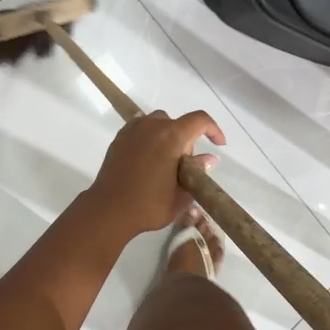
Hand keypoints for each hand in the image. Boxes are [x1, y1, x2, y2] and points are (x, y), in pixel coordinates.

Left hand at [85, 110, 225, 236]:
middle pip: (177, 123)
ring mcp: (133, 129)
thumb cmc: (149, 205)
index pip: (199, 120)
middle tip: (184, 168)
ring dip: (167, 137)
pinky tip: (148, 160)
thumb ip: (197, 173)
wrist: (109, 209)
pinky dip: (150, 138)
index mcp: (171, 136)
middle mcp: (152, 126)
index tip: (219, 144)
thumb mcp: (181, 195)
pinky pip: (141, 128)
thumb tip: (209, 159)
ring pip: (158, 123)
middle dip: (186, 141)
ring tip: (165, 163)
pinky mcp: (120, 137)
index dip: (213, 129)